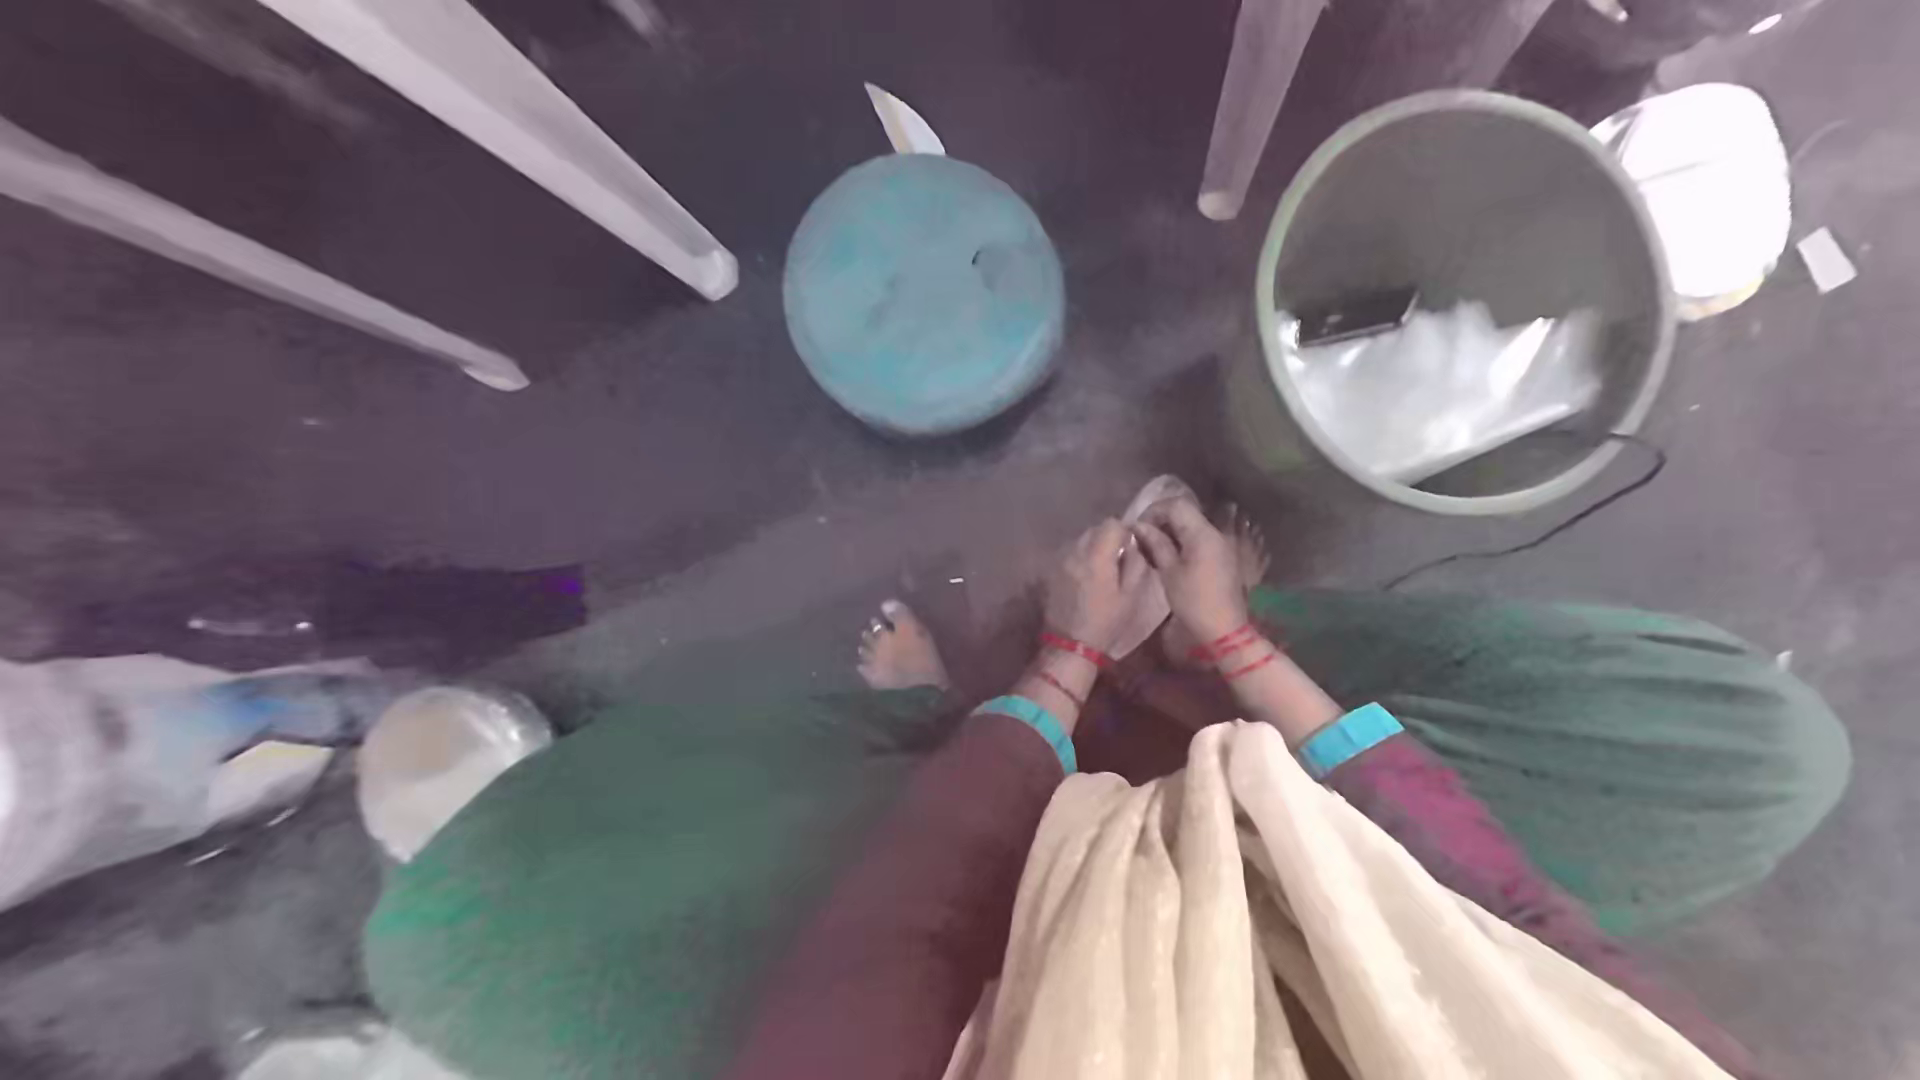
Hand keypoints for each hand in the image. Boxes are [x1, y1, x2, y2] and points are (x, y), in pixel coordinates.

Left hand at [1042, 518, 1153, 654]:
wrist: (1070, 644)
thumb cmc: (1106, 622)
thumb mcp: (1130, 595)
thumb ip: (1135, 563)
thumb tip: (1133, 544)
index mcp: (1096, 557)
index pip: (1111, 524)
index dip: (1124, 531)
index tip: (1130, 546)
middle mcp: (1074, 552)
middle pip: (1094, 529)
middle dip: (1108, 538)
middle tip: (1118, 558)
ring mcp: (1060, 560)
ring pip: (1080, 540)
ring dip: (1093, 547)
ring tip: (1101, 568)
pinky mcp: (1051, 570)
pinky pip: (1069, 553)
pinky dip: (1080, 557)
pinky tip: (1086, 576)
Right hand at [1132, 499, 1246, 643]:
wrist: (1223, 628)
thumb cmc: (1193, 601)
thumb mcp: (1169, 572)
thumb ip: (1156, 543)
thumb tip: (1139, 526)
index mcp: (1202, 534)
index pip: (1176, 505)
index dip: (1154, 511)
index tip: (1138, 527)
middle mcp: (1215, 532)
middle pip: (1186, 512)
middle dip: (1161, 519)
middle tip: (1143, 537)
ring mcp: (1222, 543)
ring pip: (1192, 524)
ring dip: (1171, 529)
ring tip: (1153, 546)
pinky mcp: (1223, 555)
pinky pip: (1200, 537)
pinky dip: (1183, 539)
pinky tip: (1170, 555)